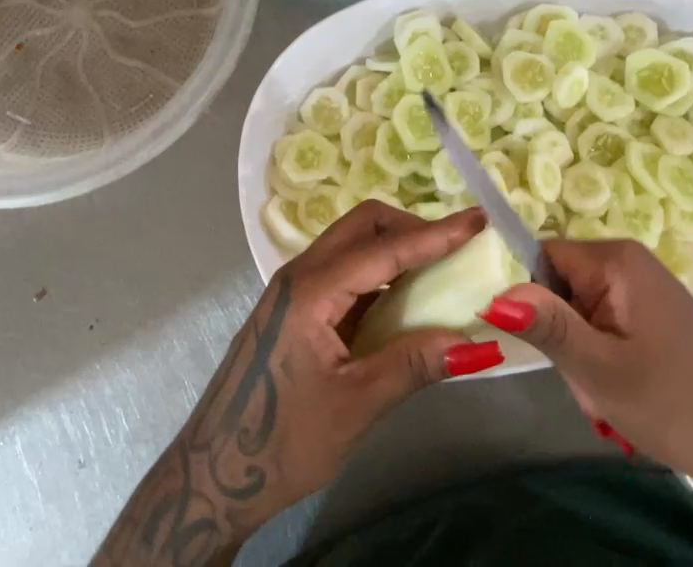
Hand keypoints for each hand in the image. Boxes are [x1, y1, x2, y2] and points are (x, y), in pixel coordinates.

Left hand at [94, 201, 499, 566]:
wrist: (214, 471)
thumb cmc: (282, 440)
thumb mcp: (356, 405)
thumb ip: (414, 364)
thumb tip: (477, 342)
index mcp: (310, 291)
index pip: (383, 249)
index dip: (435, 234)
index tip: (478, 220)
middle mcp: (300, 276)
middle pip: (362, 226)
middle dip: (412, 228)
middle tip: (459, 247)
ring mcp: (294, 291)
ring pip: (352, 245)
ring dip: (396, 247)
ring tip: (443, 267)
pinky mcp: (297, 309)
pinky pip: (345, 272)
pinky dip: (381, 272)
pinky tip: (408, 296)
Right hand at [485, 238, 692, 490]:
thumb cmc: (676, 404)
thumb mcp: (600, 369)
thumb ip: (546, 327)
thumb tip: (490, 295)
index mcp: (616, 259)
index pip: (539, 255)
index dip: (527, 296)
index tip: (538, 343)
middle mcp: (627, 263)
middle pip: (557, 286)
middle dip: (558, 337)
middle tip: (583, 381)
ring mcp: (640, 290)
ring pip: (576, 313)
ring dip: (579, 357)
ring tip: (603, 396)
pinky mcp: (648, 316)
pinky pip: (601, 327)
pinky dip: (599, 362)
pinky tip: (616, 394)